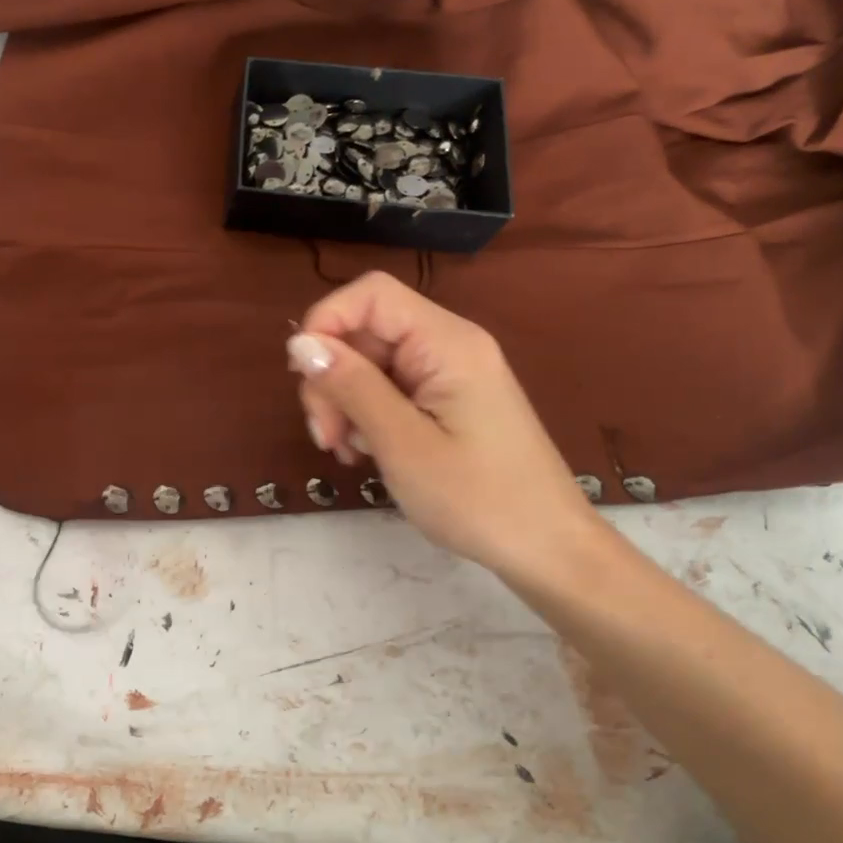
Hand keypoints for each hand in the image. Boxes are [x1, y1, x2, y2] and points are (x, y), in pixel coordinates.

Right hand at [288, 273, 604, 578]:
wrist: (544, 547)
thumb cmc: (476, 498)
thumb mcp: (401, 442)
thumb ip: (350, 386)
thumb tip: (299, 342)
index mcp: (447, 344)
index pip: (370, 295)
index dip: (325, 322)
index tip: (305, 378)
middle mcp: (447, 346)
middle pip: (363, 331)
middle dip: (330, 377)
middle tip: (326, 436)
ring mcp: (446, 374)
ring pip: (367, 363)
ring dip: (341, 402)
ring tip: (346, 451)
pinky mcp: (443, 400)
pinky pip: (386, 389)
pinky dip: (362, 415)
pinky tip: (364, 452)